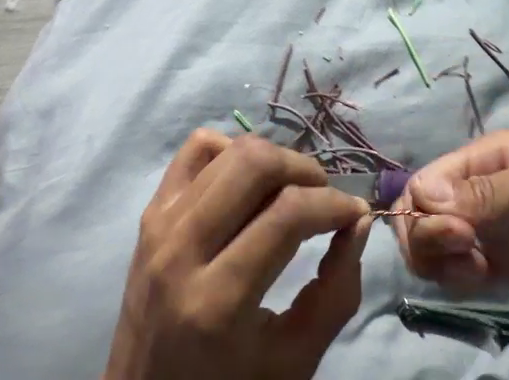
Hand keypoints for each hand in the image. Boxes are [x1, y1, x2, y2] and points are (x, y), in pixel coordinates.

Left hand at [103, 131, 371, 379]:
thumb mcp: (293, 360)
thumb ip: (335, 293)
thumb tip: (358, 222)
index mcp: (218, 301)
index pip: (287, 215)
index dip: (334, 204)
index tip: (356, 214)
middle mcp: (182, 250)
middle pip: (253, 164)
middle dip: (303, 169)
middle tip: (324, 197)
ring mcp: (159, 225)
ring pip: (225, 149)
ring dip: (272, 158)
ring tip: (292, 189)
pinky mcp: (149, 213)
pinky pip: (193, 151)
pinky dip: (228, 151)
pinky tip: (247, 184)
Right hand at [392, 130, 508, 379]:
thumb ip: (492, 194)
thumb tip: (422, 194)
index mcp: (494, 155)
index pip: (430, 177)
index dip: (427, 207)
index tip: (457, 235)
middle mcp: (486, 190)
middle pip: (424, 210)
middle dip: (428, 235)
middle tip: (468, 256)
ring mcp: (497, 231)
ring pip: (435, 243)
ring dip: (440, 260)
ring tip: (478, 272)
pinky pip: (460, 270)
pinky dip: (456, 278)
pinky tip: (482, 281)